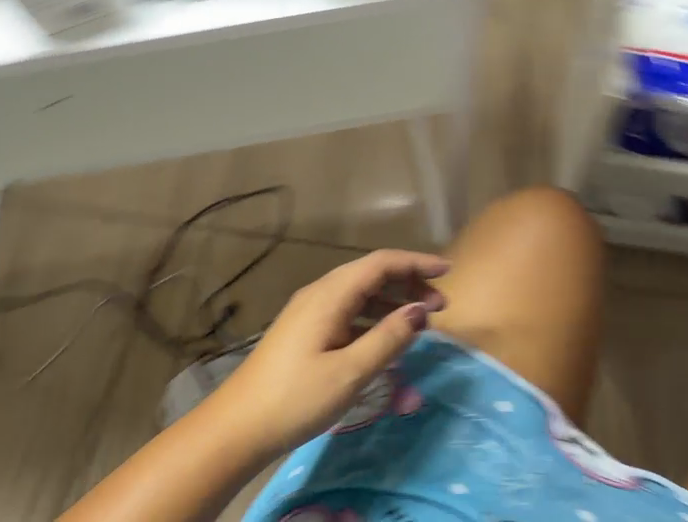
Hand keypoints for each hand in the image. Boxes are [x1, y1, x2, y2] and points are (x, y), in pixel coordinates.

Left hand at [205, 249, 449, 457]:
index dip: (416, 263)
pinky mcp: (306, 331)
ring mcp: (310, 311)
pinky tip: (387, 341)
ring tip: (420, 324)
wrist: (239, 425)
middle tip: (441, 306)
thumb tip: (420, 310)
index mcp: (331, 294)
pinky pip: (349, 312)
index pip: (381, 263)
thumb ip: (387, 338)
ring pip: (360, 294)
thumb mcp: (349, 372)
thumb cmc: (296, 397)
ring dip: (392, 302)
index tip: (448, 272)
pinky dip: (374, 319)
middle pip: (371, 274)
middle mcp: (320, 293)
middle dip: (408, 283)